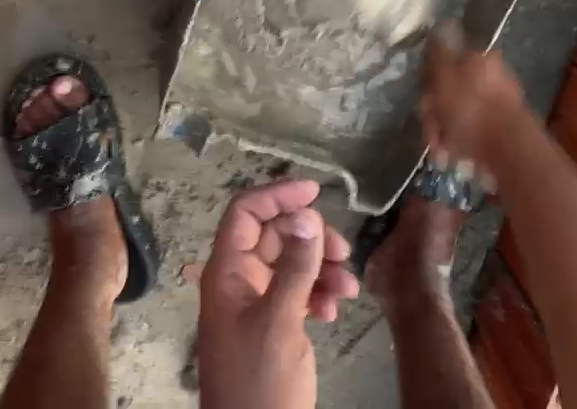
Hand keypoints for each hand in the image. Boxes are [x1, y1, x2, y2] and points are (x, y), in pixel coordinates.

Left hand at [197, 180, 358, 408]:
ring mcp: (254, 303)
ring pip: (290, 264)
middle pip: (274, 235)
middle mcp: (238, 280)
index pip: (246, 213)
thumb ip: (295, 268)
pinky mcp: (272, 325)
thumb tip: (308, 215)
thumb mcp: (279, 323)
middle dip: (309, 237)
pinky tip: (334, 310)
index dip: (277, 195)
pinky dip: (318, 294)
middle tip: (344, 252)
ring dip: (320, 268)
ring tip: (349, 288)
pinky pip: (296, 292)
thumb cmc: (259, 384)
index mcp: (227, 272)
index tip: (315, 191)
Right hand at [419, 19, 527, 171]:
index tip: (424, 102)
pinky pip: (477, 130)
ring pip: (463, 113)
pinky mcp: (507, 127)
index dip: (430, 84)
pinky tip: (458, 157)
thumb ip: (438, 53)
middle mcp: (494, 75)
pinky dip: (465, 142)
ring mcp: (503, 102)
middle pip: (454, 91)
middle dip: (437, 115)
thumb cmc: (470, 110)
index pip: (446, 63)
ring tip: (443, 153)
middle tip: (432, 134)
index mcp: (480, 59)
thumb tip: (444, 22)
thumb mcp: (444, 78)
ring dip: (448, 132)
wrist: (510, 150)